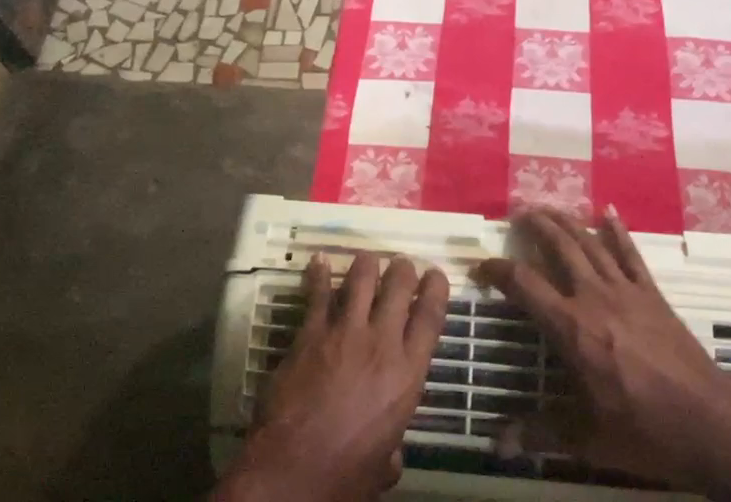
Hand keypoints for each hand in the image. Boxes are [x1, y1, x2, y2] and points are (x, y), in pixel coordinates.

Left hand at [215, 252, 449, 501]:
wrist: (295, 468)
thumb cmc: (347, 472)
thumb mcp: (385, 464)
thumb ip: (393, 448)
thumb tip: (391, 454)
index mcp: (408, 374)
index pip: (431, 318)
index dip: (436, 290)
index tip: (436, 275)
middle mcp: (381, 343)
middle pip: (398, 288)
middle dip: (402, 270)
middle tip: (401, 265)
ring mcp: (344, 333)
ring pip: (360, 281)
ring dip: (366, 266)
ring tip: (368, 259)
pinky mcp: (309, 334)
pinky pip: (317, 295)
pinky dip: (319, 275)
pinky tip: (320, 262)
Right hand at [476, 209, 730, 501]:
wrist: (711, 424)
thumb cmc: (645, 431)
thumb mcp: (587, 437)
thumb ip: (540, 432)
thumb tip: (497, 446)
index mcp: (571, 328)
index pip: (524, 285)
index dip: (498, 270)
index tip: (482, 267)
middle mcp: (595, 298)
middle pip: (560, 247)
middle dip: (536, 226)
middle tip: (517, 214)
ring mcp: (627, 292)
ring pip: (591, 243)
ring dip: (568, 221)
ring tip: (549, 209)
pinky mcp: (654, 296)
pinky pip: (631, 255)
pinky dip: (618, 232)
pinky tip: (608, 213)